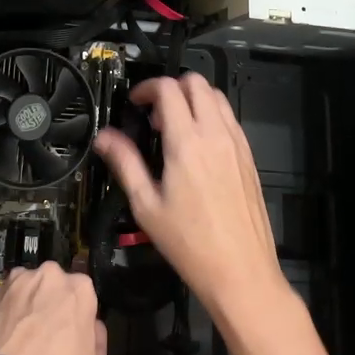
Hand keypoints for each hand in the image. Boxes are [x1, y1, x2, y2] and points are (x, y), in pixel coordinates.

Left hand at [0, 263, 106, 354]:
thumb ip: (97, 337)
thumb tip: (91, 326)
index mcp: (79, 288)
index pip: (82, 293)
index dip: (77, 313)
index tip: (71, 332)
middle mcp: (47, 276)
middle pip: (51, 285)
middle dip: (48, 303)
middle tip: (44, 335)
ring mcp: (14, 284)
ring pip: (23, 289)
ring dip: (23, 306)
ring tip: (19, 339)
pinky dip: (0, 317)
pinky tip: (1, 342)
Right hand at [91, 74, 288, 315]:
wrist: (242, 272)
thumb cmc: (189, 243)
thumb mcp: (146, 206)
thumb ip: (125, 163)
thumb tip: (104, 137)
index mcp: (186, 142)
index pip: (168, 89)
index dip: (147, 88)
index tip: (135, 104)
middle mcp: (215, 134)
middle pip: (196, 82)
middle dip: (172, 87)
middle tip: (154, 113)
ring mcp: (236, 143)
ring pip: (216, 96)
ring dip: (193, 98)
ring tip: (175, 127)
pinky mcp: (249, 156)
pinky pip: (230, 118)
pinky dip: (212, 115)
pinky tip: (199, 145)